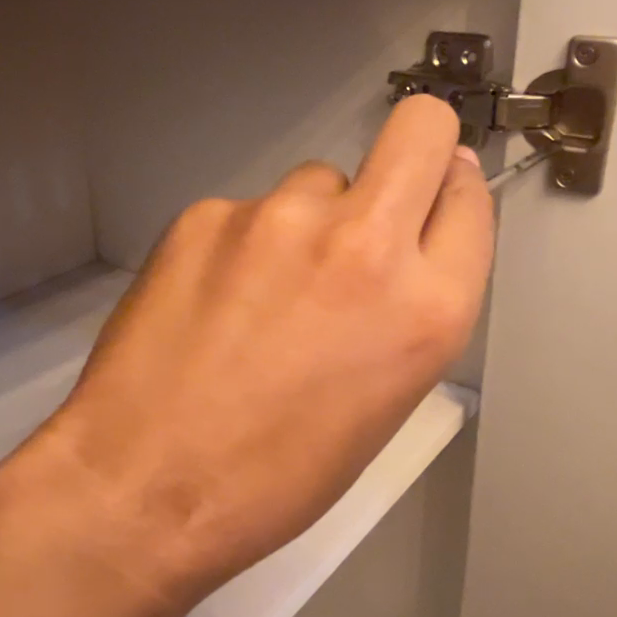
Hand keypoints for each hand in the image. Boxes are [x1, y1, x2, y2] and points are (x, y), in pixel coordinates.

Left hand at [44, 94, 494, 599]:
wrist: (146, 488)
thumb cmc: (280, 477)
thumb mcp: (386, 403)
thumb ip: (409, 309)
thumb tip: (410, 242)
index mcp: (428, 308)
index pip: (470, 198)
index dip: (451, 196)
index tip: (432, 202)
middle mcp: (365, 244)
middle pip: (420, 128)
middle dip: (417, 146)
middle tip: (379, 197)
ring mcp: (280, 218)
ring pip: (320, 179)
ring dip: (312, 219)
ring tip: (266, 293)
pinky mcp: (208, 213)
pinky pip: (249, 209)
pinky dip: (244, 242)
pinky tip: (213, 300)